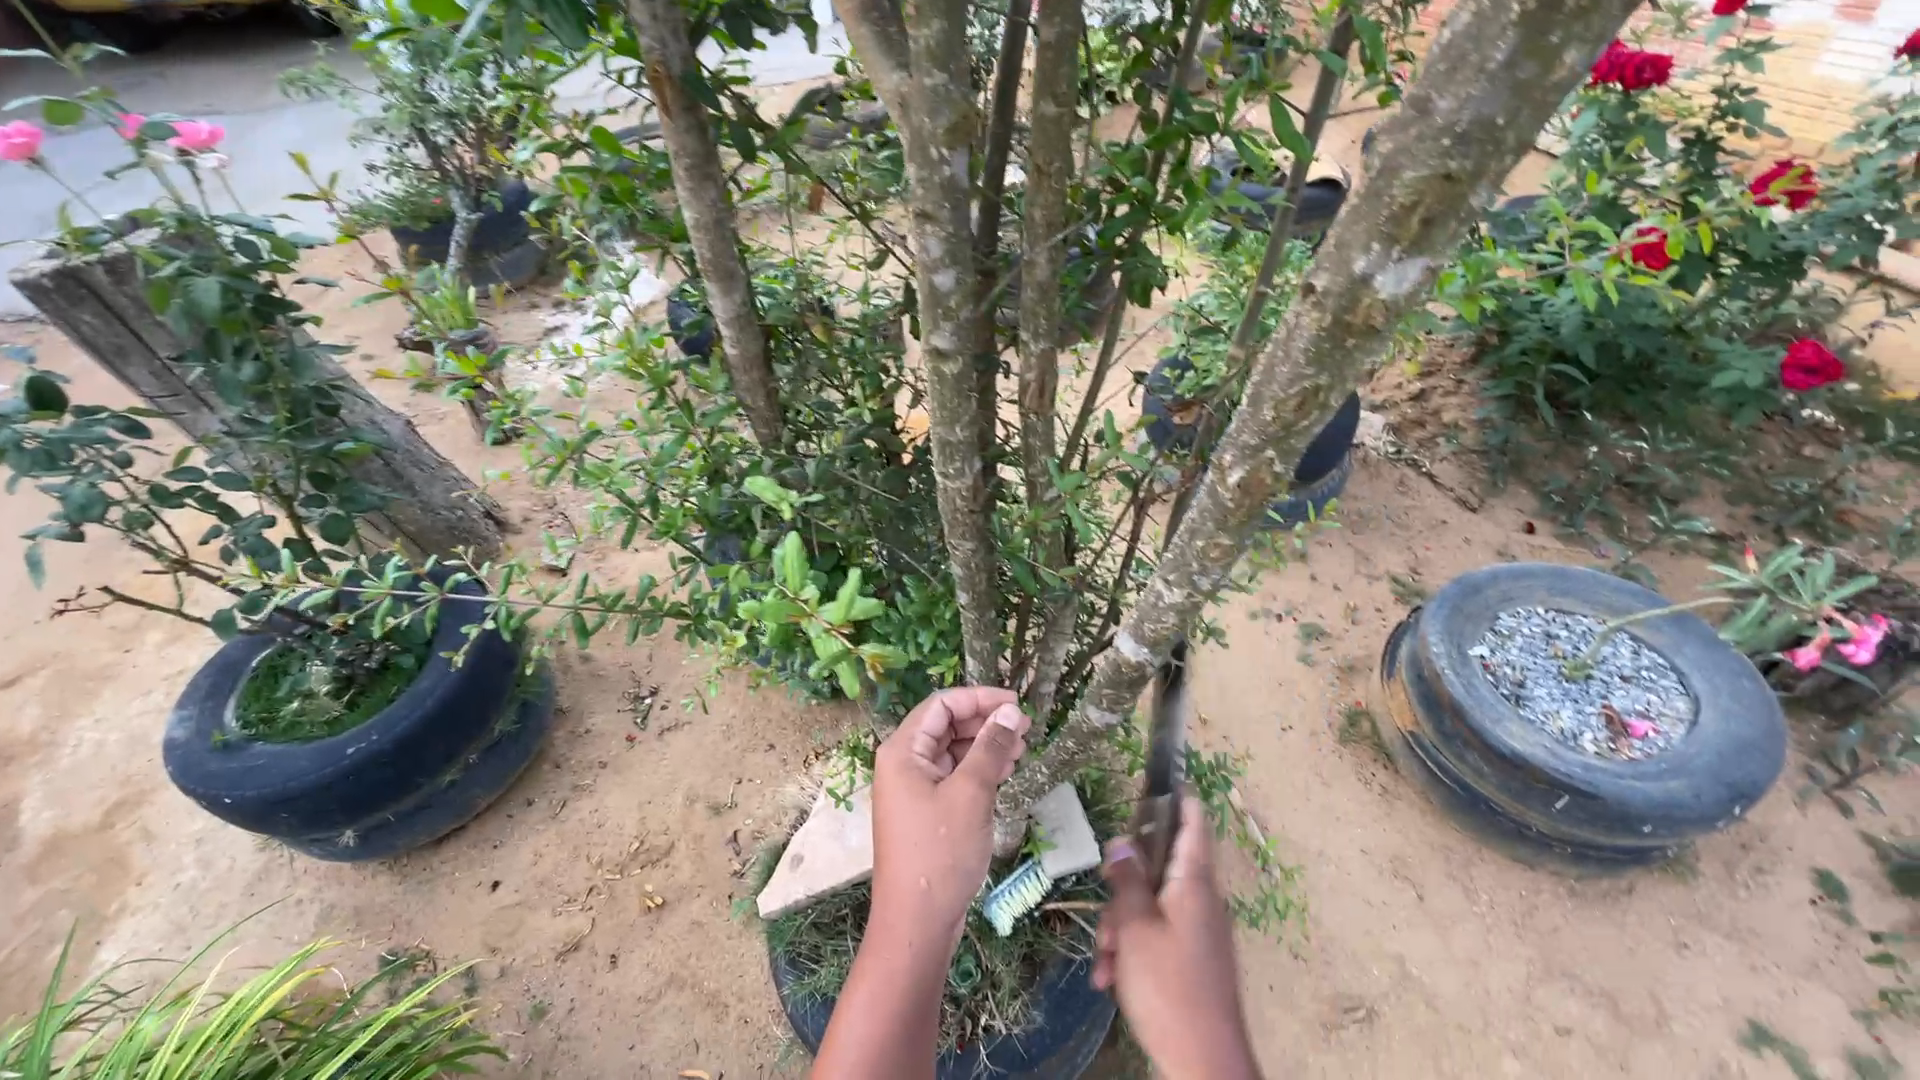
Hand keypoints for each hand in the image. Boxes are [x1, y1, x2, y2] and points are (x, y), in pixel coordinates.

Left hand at [869, 686, 1031, 949]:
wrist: (916, 922)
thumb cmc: (941, 852)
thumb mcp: (971, 793)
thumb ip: (990, 748)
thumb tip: (1010, 712)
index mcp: (902, 751)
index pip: (941, 704)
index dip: (979, 698)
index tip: (1017, 705)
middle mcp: (902, 764)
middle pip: (946, 726)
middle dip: (985, 723)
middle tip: (1025, 731)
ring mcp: (912, 790)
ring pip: (952, 752)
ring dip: (986, 747)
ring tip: (1021, 752)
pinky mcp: (925, 813)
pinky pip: (953, 777)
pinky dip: (978, 771)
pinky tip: (1005, 774)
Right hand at [1093, 795, 1259, 1079]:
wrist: (1204, 1060)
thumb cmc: (1168, 986)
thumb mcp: (1135, 927)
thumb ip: (1126, 880)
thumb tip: (1121, 840)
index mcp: (1193, 883)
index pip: (1193, 823)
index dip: (1179, 798)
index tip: (1162, 779)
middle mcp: (1201, 900)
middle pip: (1158, 869)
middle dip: (1123, 890)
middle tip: (1105, 919)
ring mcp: (1199, 931)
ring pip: (1150, 906)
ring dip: (1121, 927)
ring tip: (1105, 962)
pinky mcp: (1193, 959)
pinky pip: (1157, 937)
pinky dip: (1133, 950)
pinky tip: (1112, 978)